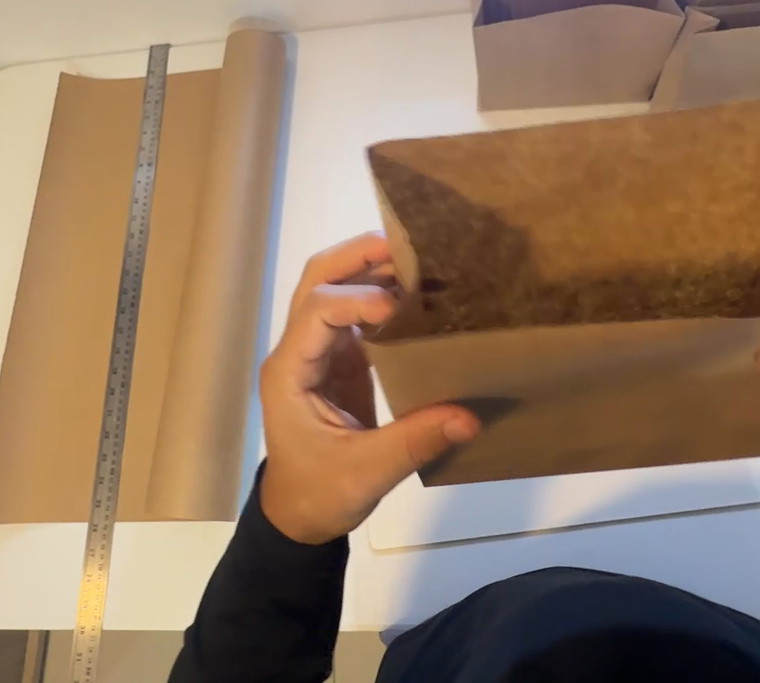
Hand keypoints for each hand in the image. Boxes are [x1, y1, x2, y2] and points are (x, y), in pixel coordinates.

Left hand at [258, 233, 480, 543]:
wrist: (299, 514)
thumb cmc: (319, 492)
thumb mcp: (366, 473)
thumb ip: (414, 441)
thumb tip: (469, 416)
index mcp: (290, 371)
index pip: (316, 311)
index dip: (357, 300)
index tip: (400, 308)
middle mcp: (297, 349)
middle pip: (317, 279)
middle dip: (357, 257)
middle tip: (406, 246)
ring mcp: (316, 349)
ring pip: (331, 286)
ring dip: (369, 268)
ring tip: (417, 260)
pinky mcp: (338, 357)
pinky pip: (354, 310)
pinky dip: (380, 294)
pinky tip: (416, 294)